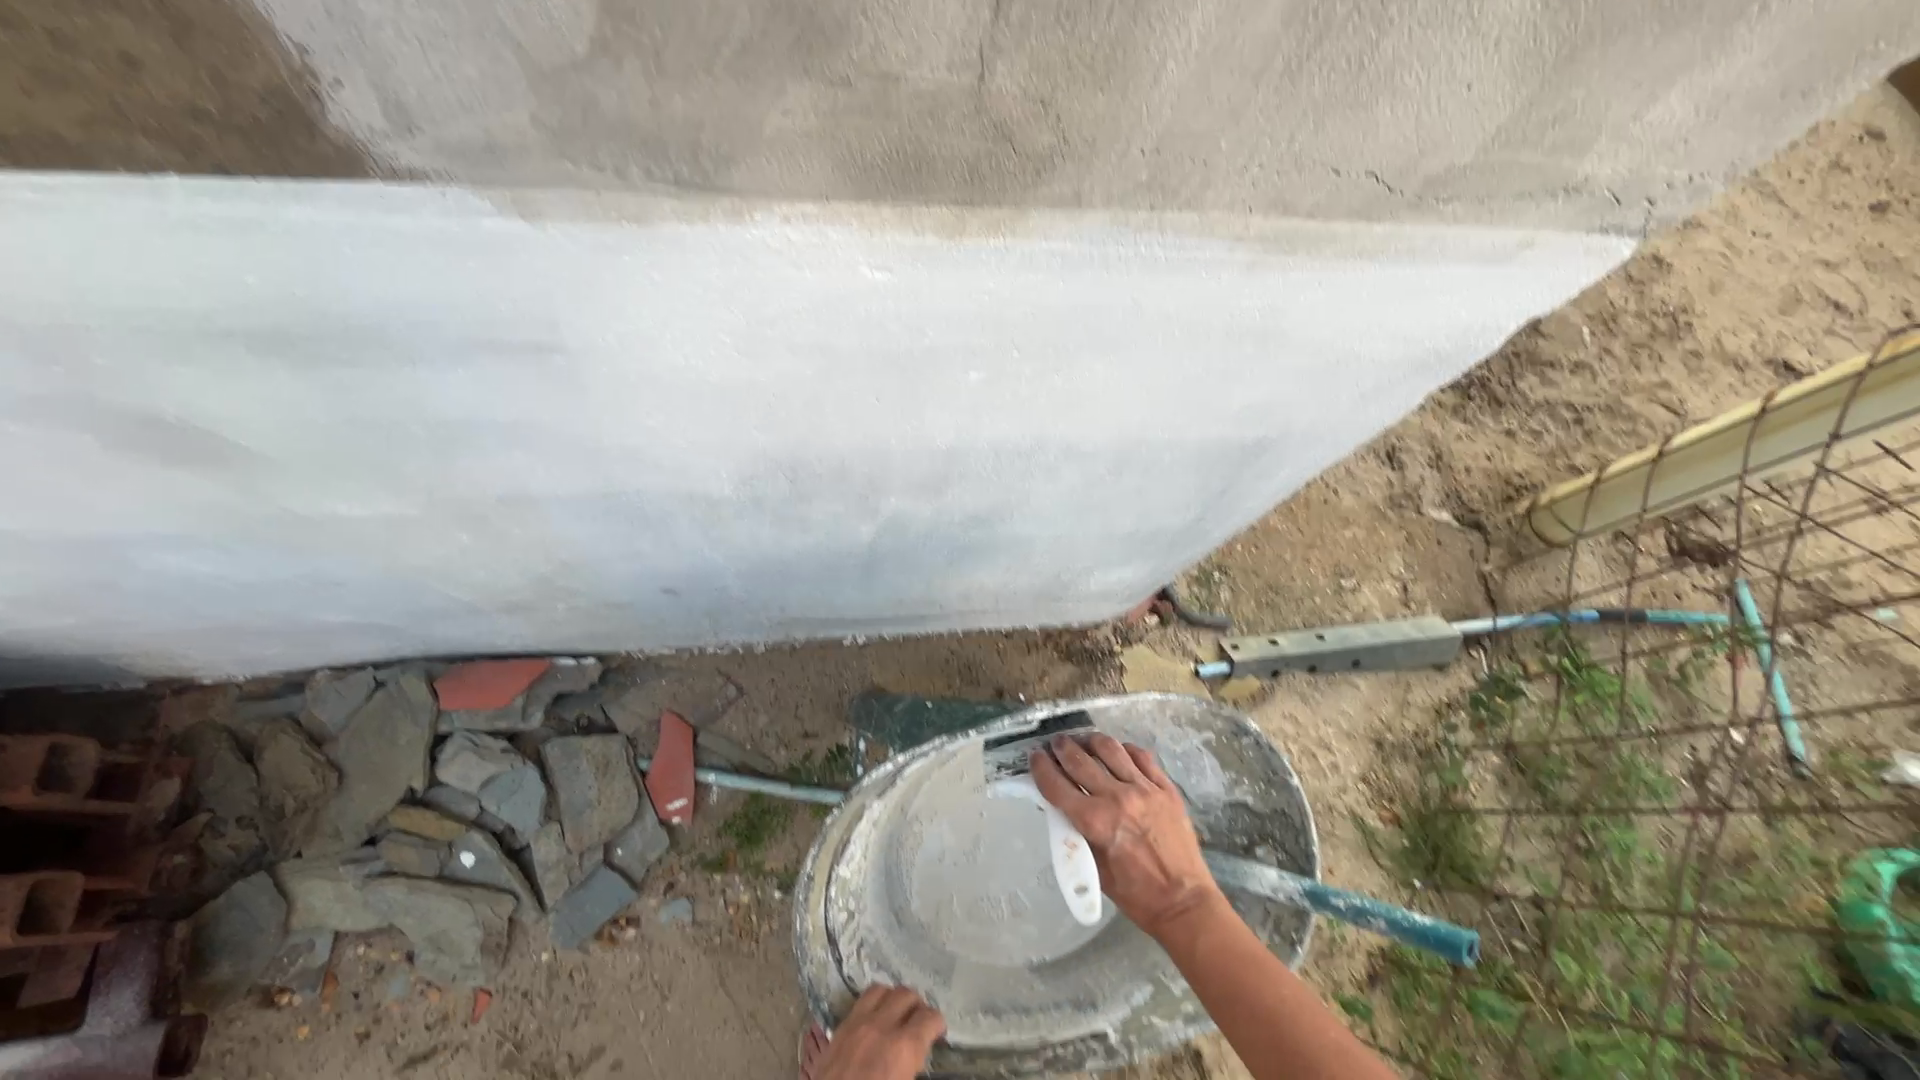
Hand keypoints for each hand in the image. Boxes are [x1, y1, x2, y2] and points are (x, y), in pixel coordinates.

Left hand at [808, 985, 944, 1079]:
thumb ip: (913, 1064)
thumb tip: (917, 1056)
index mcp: (903, 1048)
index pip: (930, 1017)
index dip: (938, 1024)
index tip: (937, 1033)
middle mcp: (881, 1027)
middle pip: (906, 994)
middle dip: (917, 1006)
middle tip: (919, 1022)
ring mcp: (856, 1025)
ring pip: (880, 990)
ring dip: (892, 998)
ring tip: (896, 1014)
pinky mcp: (838, 1030)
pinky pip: (859, 1003)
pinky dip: (872, 1005)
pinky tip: (874, 1022)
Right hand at [1030, 734, 1224, 939]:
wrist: (1183, 901)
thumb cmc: (1134, 894)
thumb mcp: (1094, 868)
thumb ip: (1076, 833)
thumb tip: (1061, 807)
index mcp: (1094, 822)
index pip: (1057, 785)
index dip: (1041, 768)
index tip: (1034, 757)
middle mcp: (1117, 798)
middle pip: (1080, 760)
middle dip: (1062, 748)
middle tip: (1055, 743)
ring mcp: (1144, 789)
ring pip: (1110, 749)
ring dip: (1091, 741)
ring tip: (1083, 741)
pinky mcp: (1166, 788)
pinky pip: (1141, 756)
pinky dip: (1124, 750)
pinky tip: (1117, 752)